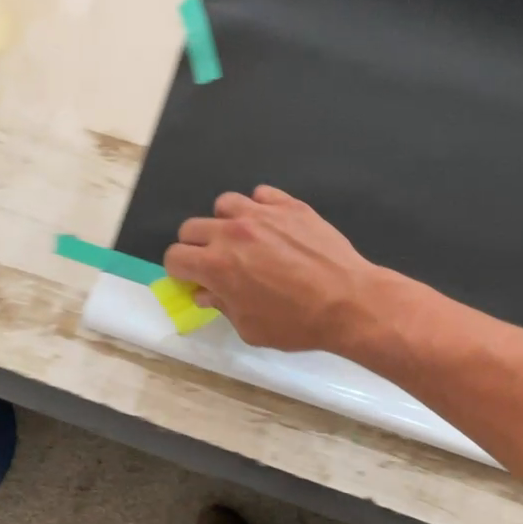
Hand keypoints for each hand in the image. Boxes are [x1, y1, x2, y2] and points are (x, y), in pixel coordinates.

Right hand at [163, 185, 399, 355]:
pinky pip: (260, 195)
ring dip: (224, 223)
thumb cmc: (296, 324)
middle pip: (191, 228)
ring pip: (224, 204)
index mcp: (216, 267)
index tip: (192, 281)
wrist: (347, 302)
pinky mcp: (289, 205)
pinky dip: (257, 209)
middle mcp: (232, 233)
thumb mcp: (249, 328)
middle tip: (214, 264)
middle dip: (195, 248)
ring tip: (242, 241)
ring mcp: (262, 214)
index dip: (179, 272)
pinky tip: (270, 228)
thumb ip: (222, 306)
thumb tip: (207, 293)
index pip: (175, 258)